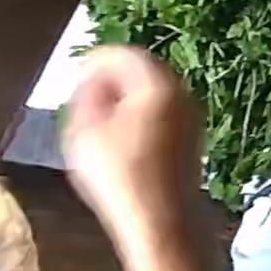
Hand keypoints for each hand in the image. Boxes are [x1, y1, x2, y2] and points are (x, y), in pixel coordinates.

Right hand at [63, 46, 199, 243]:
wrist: (162, 216)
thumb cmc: (120, 173)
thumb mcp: (85, 130)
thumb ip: (86, 95)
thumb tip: (94, 81)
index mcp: (160, 84)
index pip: (127, 54)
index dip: (97, 60)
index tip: (76, 73)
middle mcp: (184, 93)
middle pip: (145, 70)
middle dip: (114, 78)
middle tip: (86, 97)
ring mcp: (193, 114)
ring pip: (156, 91)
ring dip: (128, 96)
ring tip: (100, 119)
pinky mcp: (194, 135)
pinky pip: (165, 111)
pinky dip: (143, 113)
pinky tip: (123, 136)